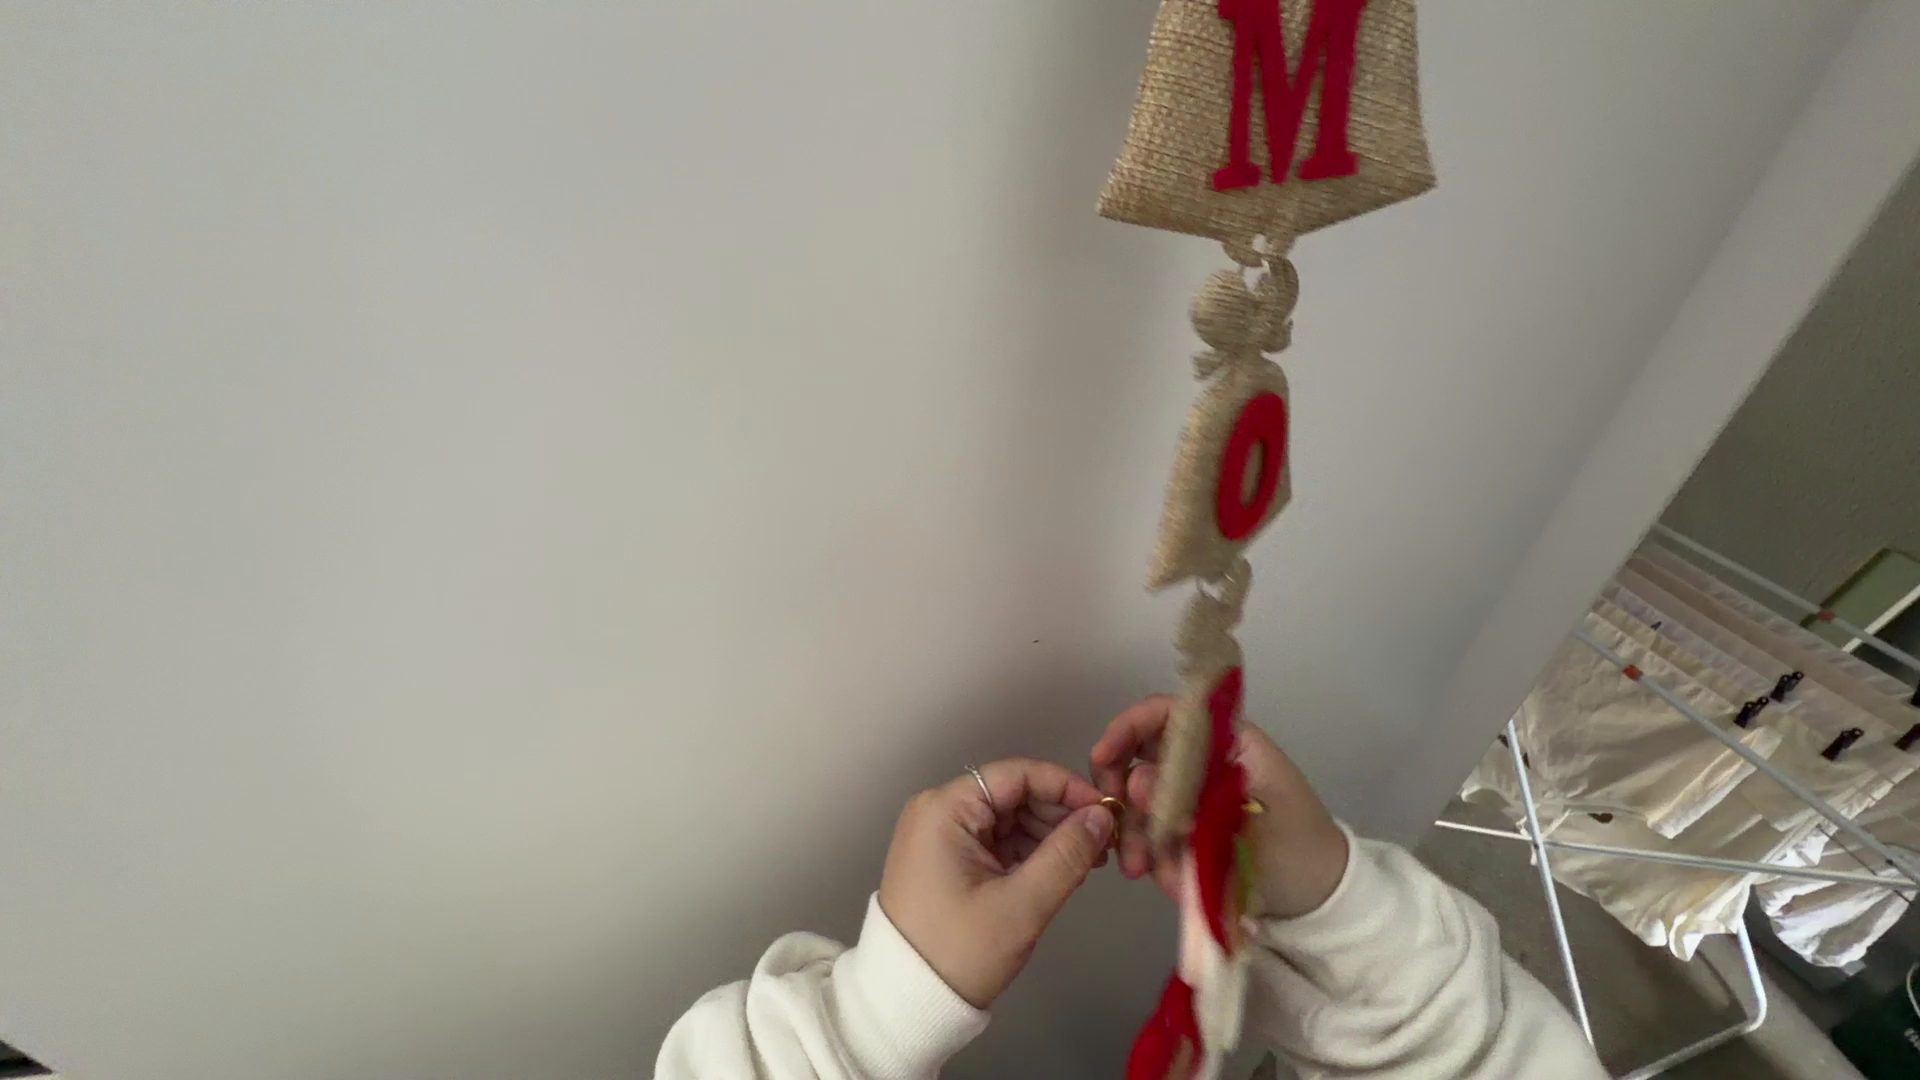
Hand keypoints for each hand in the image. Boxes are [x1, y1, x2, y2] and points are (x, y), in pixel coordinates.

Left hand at [877, 757, 1114, 1007]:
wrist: (905, 1002)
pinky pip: (996, 838)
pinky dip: (1028, 849)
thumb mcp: (1021, 905)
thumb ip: (1067, 855)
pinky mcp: (947, 856)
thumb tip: (1102, 817)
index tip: (1105, 808)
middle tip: (1103, 841)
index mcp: (945, 807)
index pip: (1016, 774)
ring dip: (1048, 832)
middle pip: (1013, 793)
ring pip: (1008, 816)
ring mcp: (941, 833)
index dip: (1065, 785)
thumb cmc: (958, 952)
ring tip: (1089, 859)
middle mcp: (939, 809)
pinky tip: (1061, 868)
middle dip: (1060, 812)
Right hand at [1090, 695, 1347, 918]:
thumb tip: (1135, 783)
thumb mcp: (1244, 822)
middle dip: (1123, 791)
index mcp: (1225, 740)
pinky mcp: (1189, 827)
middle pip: (1140, 753)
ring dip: (1135, 832)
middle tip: (1112, 825)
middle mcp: (1203, 759)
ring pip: (1142, 799)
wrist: (1325, 902)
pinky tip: (1168, 880)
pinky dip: (1153, 854)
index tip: (1101, 759)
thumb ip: (1188, 801)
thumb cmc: (1298, 850)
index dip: (1127, 728)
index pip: (1164, 713)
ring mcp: (1194, 794)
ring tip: (1140, 870)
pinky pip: (1155, 831)